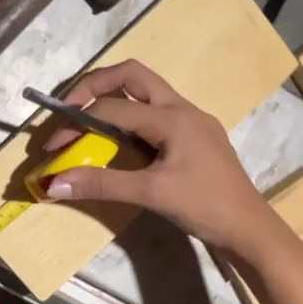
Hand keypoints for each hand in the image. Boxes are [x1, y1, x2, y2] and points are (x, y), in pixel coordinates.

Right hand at [40, 59, 270, 247]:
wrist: (249, 227)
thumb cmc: (205, 206)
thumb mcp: (151, 194)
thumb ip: (103, 184)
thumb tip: (55, 183)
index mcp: (172, 117)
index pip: (113, 106)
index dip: (77, 123)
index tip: (54, 147)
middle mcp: (182, 109)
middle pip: (132, 76)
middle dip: (96, 86)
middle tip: (69, 108)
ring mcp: (190, 121)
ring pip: (145, 93)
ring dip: (113, 99)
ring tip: (87, 123)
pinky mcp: (193, 137)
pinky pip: (155, 115)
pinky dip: (129, 119)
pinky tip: (118, 143)